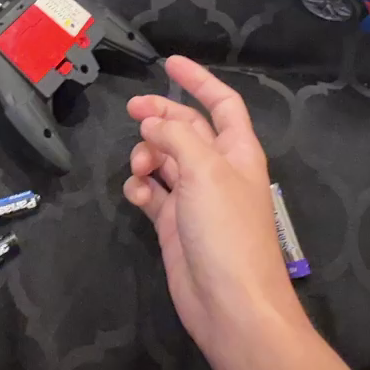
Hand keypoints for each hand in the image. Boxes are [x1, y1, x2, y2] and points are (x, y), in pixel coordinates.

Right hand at [125, 55, 307, 353]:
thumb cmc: (228, 232)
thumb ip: (176, 137)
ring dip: (147, 155)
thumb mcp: (205, 172)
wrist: (231, 307)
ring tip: (140, 167)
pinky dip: (142, 189)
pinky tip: (137, 195)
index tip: (170, 63)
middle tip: (132, 110)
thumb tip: (152, 121)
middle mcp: (217, 170)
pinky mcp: (175, 225)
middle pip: (187, 128)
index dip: (199, 81)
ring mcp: (195, 198)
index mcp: (237, 151)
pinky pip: (153, 194)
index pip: (221, 103)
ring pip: (165, 159)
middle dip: (160, 116)